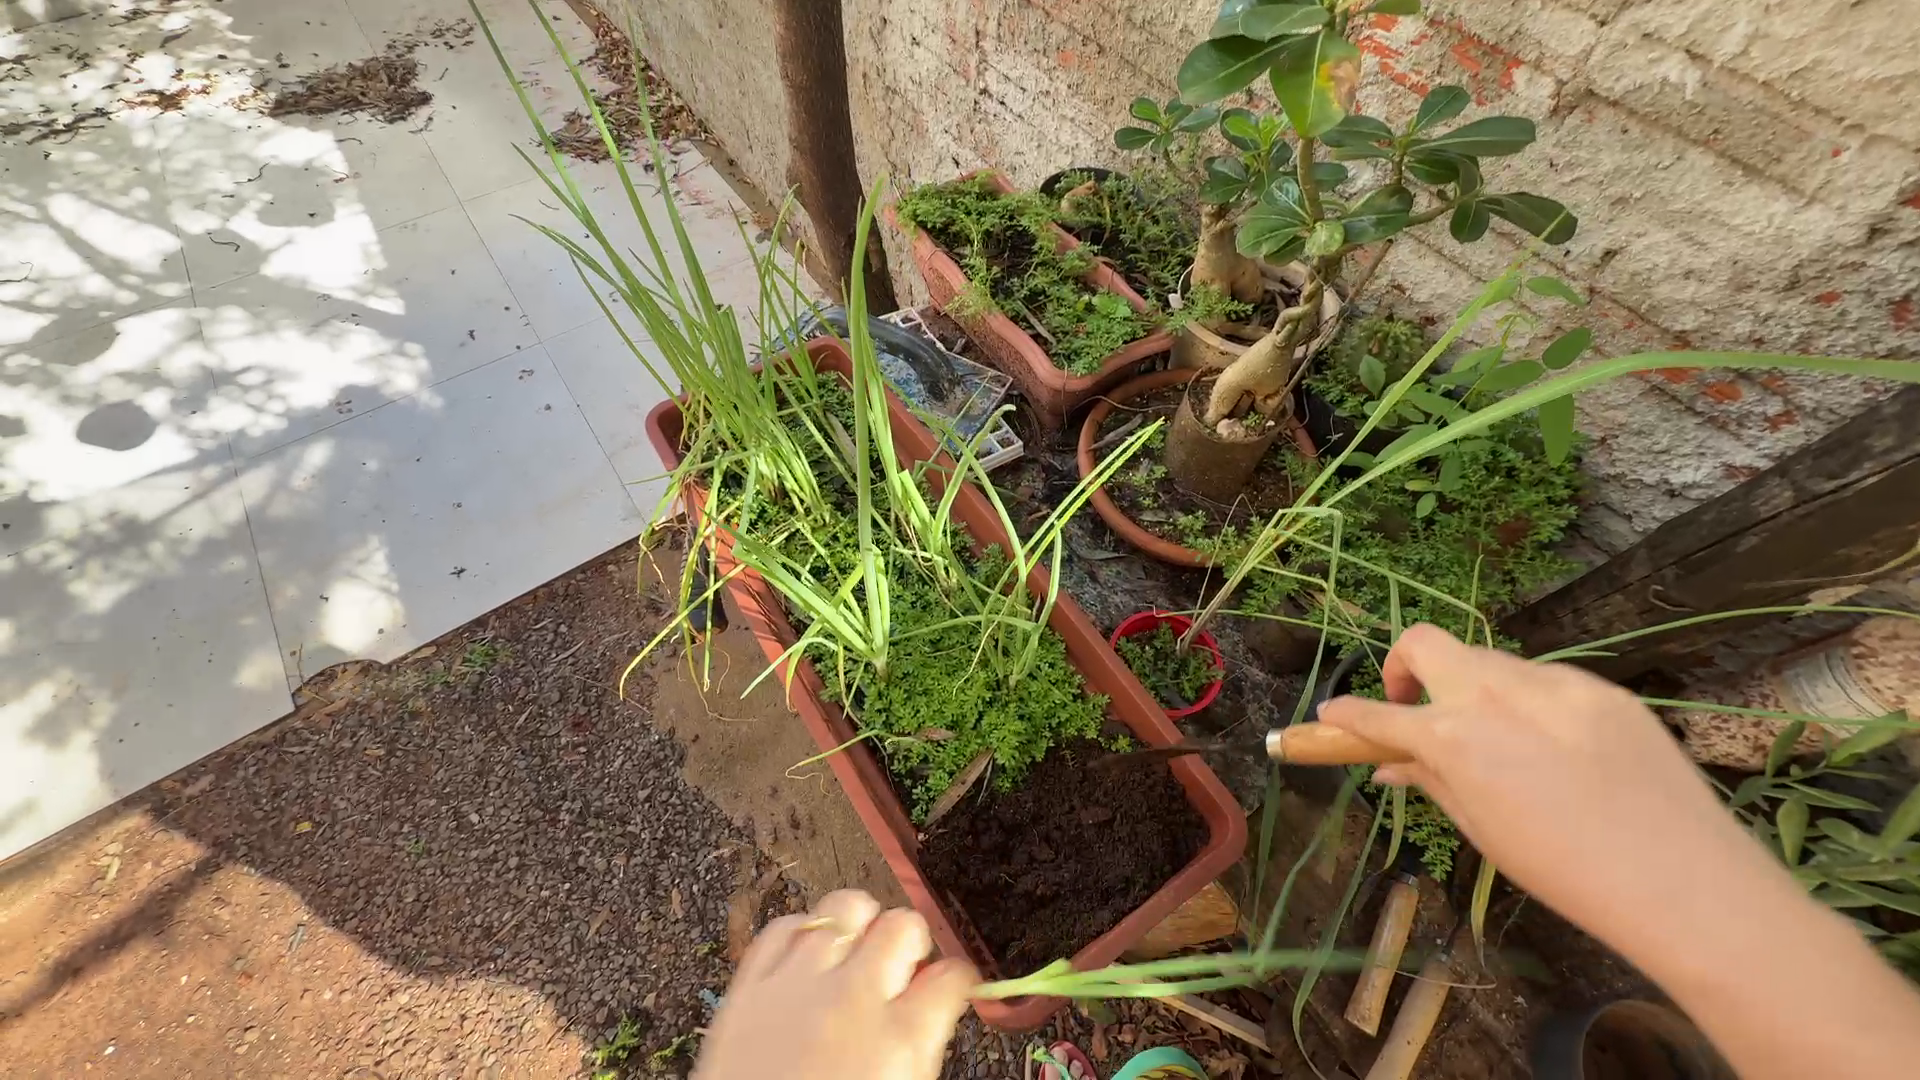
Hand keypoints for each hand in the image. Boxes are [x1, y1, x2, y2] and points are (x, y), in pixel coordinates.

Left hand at [693, 890, 976, 1079]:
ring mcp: (799, 986)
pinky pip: (785, 927)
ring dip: (860, 925)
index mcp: (899, 1042)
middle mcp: (853, 1000)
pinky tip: (808, 957)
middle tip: (902, 965)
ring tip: (857, 949)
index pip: (950, 977)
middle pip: (903, 925)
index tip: (951, 983)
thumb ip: (919, 1045)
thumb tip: (932, 1002)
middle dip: (911, 941)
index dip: (957, 978)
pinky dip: (803, 933)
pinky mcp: (750, 987)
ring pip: (846, 906)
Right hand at [1315, 623, 1773, 951]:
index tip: (1333, 714)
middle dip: (1403, 667)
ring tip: (1496, 735)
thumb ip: (1428, 781)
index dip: (1345, 714)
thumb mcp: (1480, 828)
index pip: (1375, 713)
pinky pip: (1543, 680)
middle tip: (1414, 706)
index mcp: (1453, 737)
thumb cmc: (1565, 871)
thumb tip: (1388, 767)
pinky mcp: (1602, 687)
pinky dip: (1526, 700)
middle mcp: (1493, 694)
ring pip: (1486, 660)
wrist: (1692, 888)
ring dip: (1470, 686)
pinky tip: (1554, 745)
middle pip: (1423, 643)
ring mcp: (1552, 683)